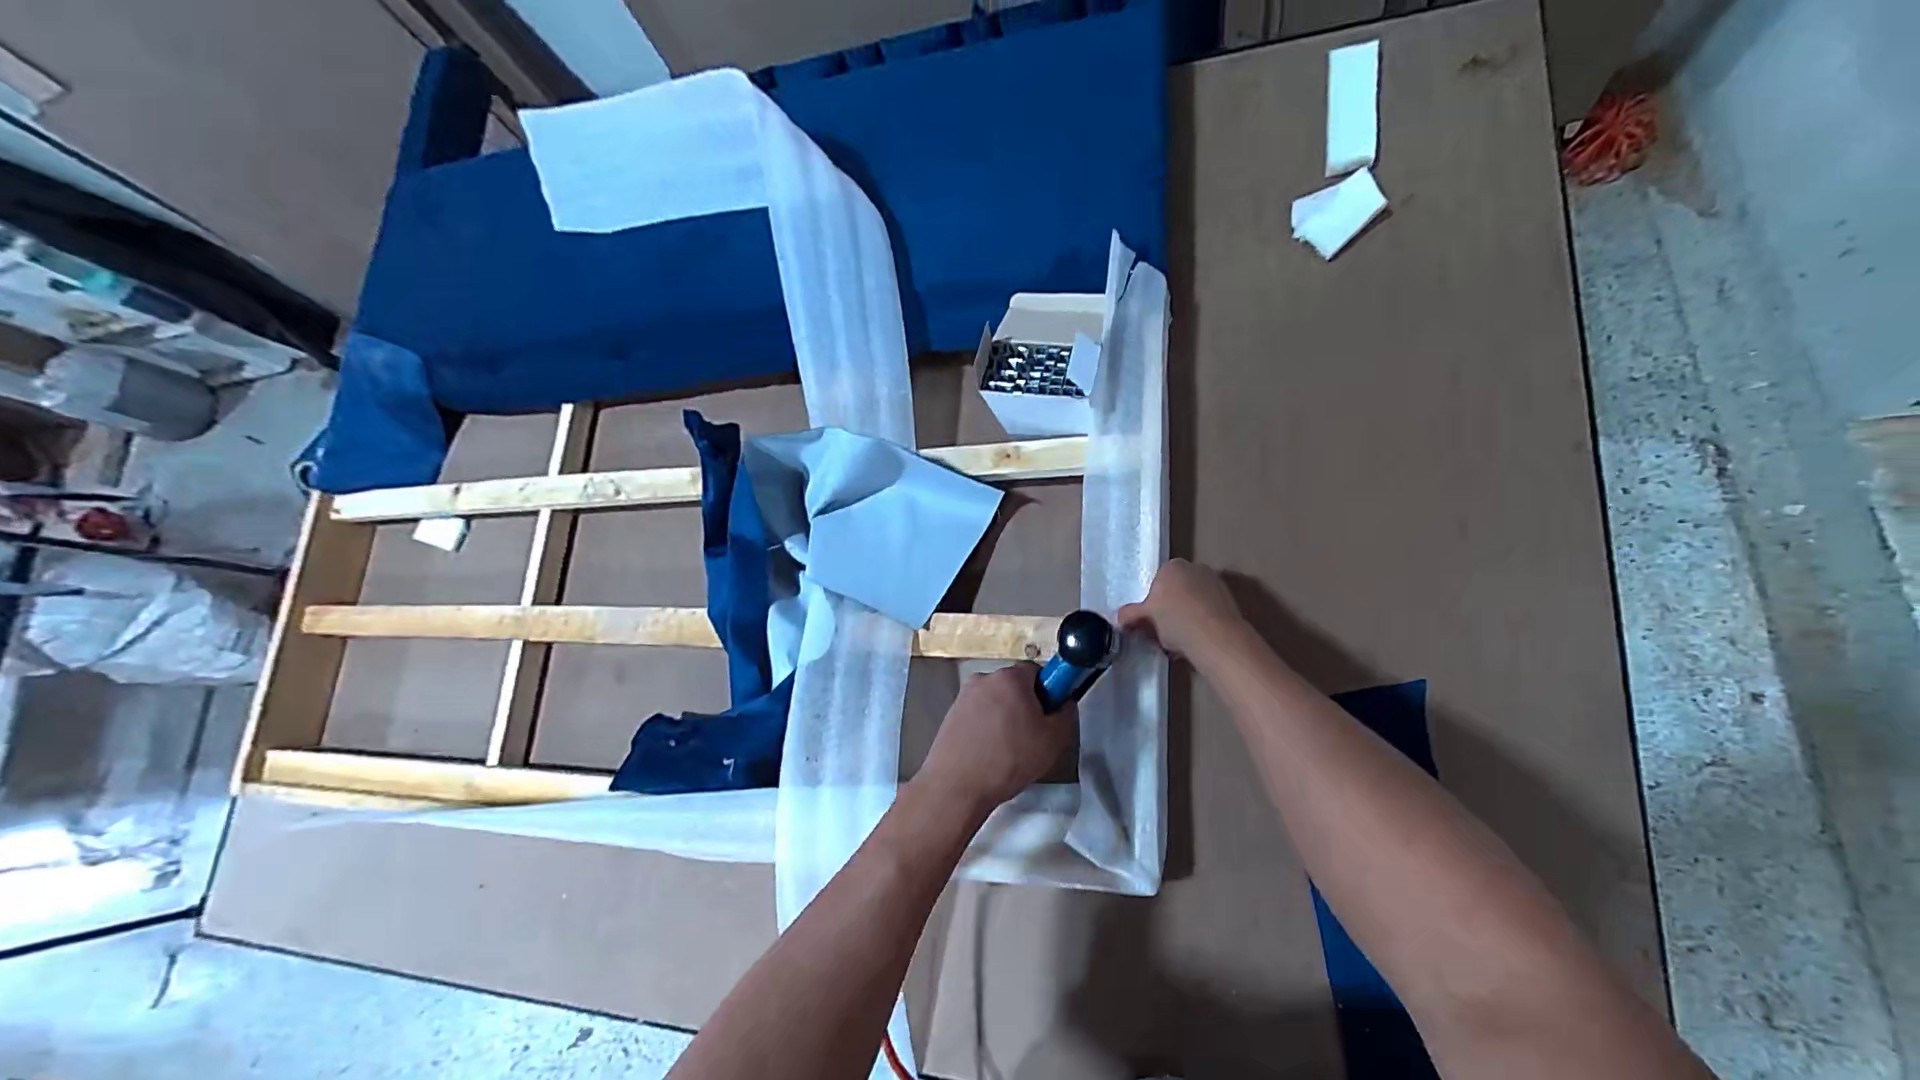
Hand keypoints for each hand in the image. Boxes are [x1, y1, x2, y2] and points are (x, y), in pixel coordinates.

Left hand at [915, 663, 1073, 811]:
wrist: (957, 786)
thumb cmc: (1009, 759)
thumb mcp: (1054, 740)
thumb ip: (1067, 714)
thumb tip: (1064, 702)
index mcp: (1009, 677)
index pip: (1038, 671)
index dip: (1049, 692)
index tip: (1050, 715)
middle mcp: (984, 679)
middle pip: (1015, 686)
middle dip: (1027, 706)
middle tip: (1034, 736)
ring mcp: (964, 696)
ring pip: (996, 702)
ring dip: (1006, 718)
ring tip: (1010, 750)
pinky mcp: (951, 714)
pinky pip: (978, 715)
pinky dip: (987, 728)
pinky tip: (990, 753)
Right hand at [1118, 559, 1247, 659]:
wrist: (1215, 637)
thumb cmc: (1174, 619)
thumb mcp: (1144, 618)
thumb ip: (1130, 615)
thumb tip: (1119, 618)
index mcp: (1173, 566)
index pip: (1158, 581)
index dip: (1154, 601)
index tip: (1152, 618)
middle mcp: (1196, 568)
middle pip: (1178, 589)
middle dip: (1172, 606)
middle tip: (1164, 629)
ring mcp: (1217, 583)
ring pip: (1194, 601)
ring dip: (1188, 615)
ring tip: (1181, 639)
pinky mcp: (1232, 601)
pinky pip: (1209, 611)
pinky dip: (1203, 622)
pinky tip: (1198, 640)